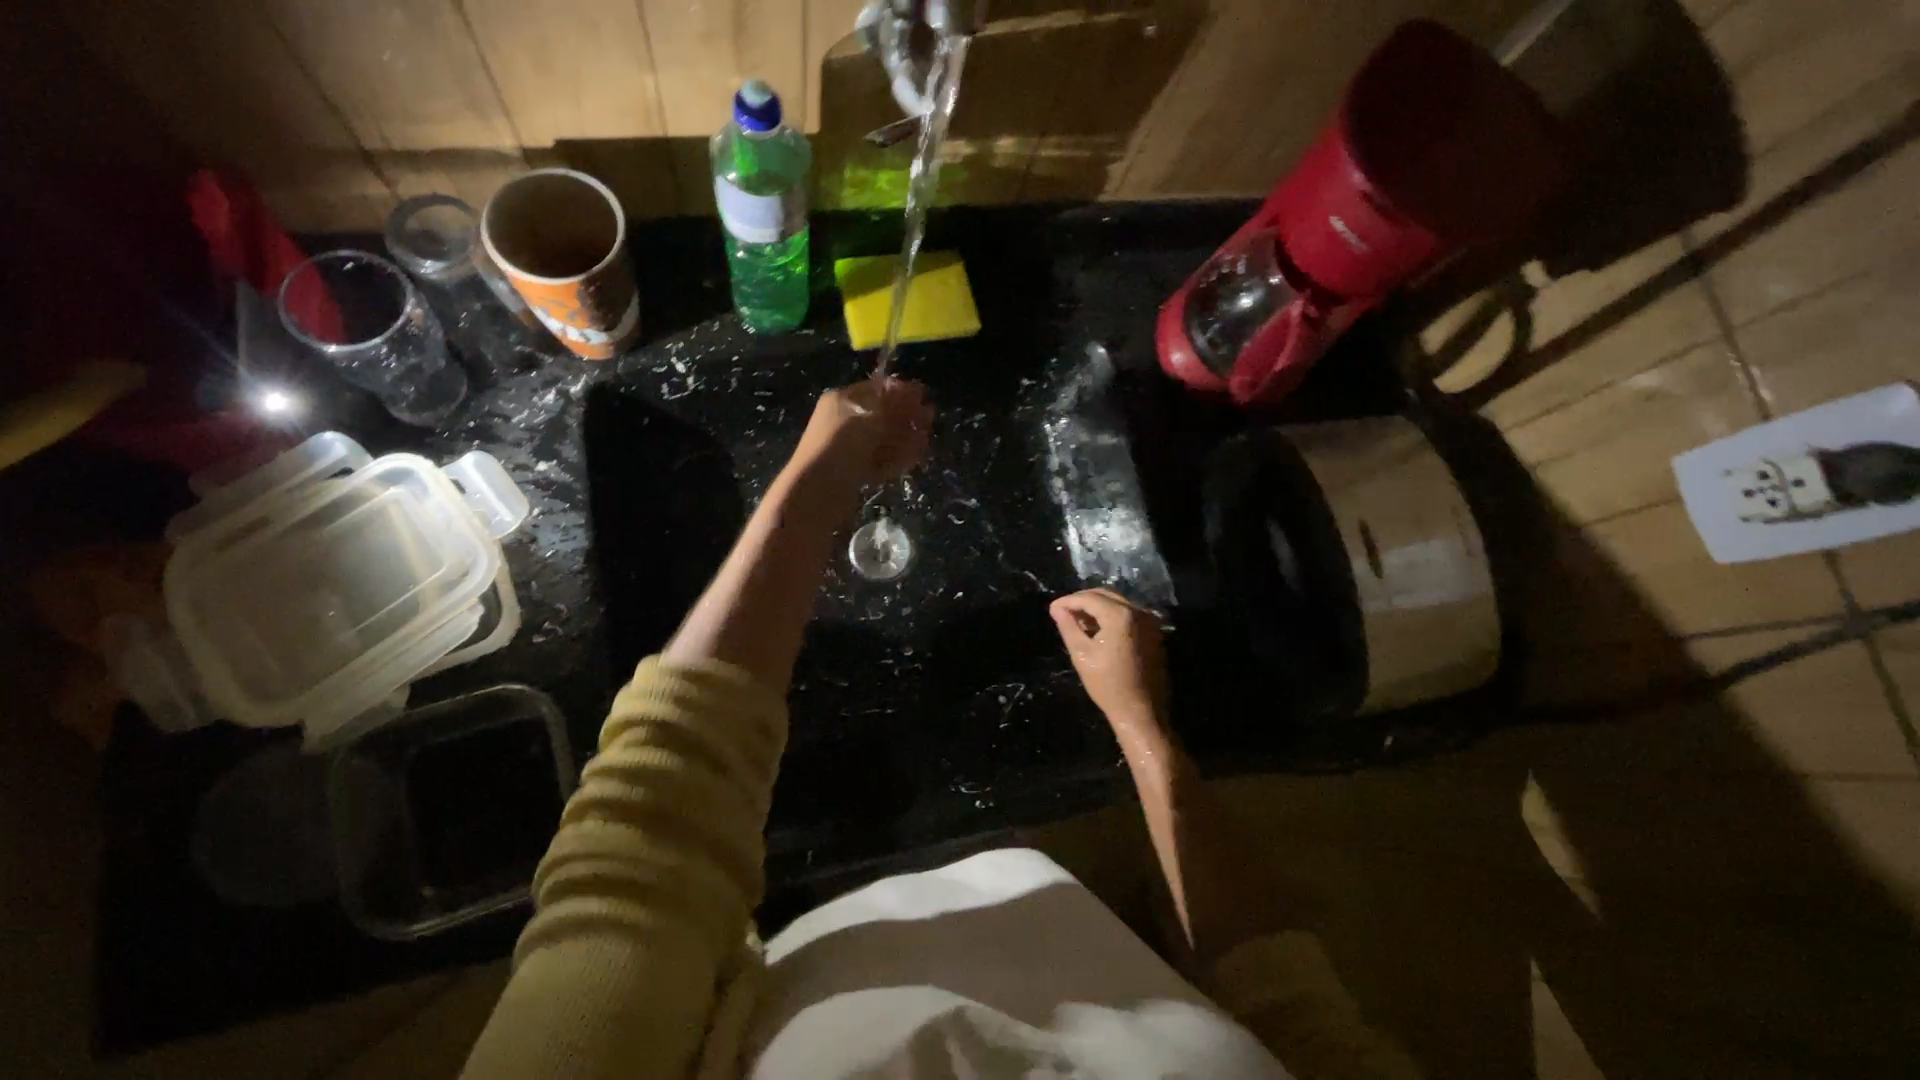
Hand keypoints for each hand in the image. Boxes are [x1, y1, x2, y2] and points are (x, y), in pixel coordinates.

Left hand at [785, 377, 932, 499]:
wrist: (818, 489)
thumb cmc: (841, 443)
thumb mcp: (868, 413)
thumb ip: (891, 401)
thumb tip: (911, 389)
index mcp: (843, 400)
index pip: (876, 389)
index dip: (901, 391)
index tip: (923, 396)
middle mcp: (845, 420)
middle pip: (882, 415)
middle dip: (906, 417)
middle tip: (929, 420)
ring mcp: (850, 448)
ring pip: (883, 439)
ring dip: (905, 438)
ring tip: (925, 440)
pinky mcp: (855, 471)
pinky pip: (880, 460)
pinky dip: (897, 458)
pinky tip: (914, 457)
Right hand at [1049, 588, 1169, 741]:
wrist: (1141, 710)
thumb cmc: (1107, 685)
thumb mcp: (1082, 654)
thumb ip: (1068, 626)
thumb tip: (1057, 609)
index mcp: (1120, 616)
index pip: (1089, 598)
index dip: (1068, 601)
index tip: (1052, 609)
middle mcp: (1139, 611)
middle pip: (1106, 595)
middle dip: (1083, 600)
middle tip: (1064, 612)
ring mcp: (1150, 621)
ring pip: (1119, 603)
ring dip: (1098, 607)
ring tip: (1078, 620)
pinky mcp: (1154, 632)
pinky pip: (1130, 614)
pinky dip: (1112, 616)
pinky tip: (1098, 628)